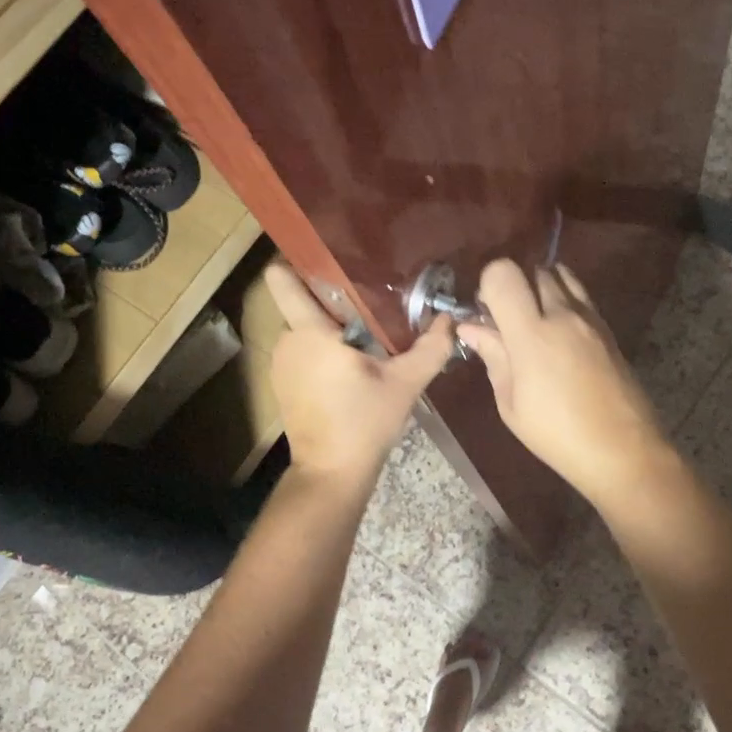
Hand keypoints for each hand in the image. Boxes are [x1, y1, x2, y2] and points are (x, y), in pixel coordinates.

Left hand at [265, 262, 453, 482]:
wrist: (331, 474)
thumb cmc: (364, 423)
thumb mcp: (405, 384)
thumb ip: (430, 348)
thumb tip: (450, 320)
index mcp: (311, 332)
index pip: (286, 281)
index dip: (301, 263)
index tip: (328, 257)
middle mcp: (288, 342)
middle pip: (310, 306)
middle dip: (337, 306)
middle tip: (376, 310)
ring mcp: (281, 365)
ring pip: (309, 332)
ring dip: (333, 334)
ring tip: (370, 341)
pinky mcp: (283, 385)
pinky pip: (304, 355)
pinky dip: (324, 355)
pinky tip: (354, 369)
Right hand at [456, 259, 676, 507]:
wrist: (621, 450)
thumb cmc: (557, 435)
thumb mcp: (511, 404)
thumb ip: (493, 356)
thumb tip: (472, 327)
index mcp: (532, 333)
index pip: (503, 273)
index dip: (488, 284)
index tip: (484, 312)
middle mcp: (563, 314)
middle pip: (533, 270)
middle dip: (515, 286)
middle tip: (506, 320)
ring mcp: (590, 319)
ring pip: (562, 276)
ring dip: (542, 288)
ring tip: (534, 324)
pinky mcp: (608, 329)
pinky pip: (581, 296)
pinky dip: (564, 301)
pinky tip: (559, 336)